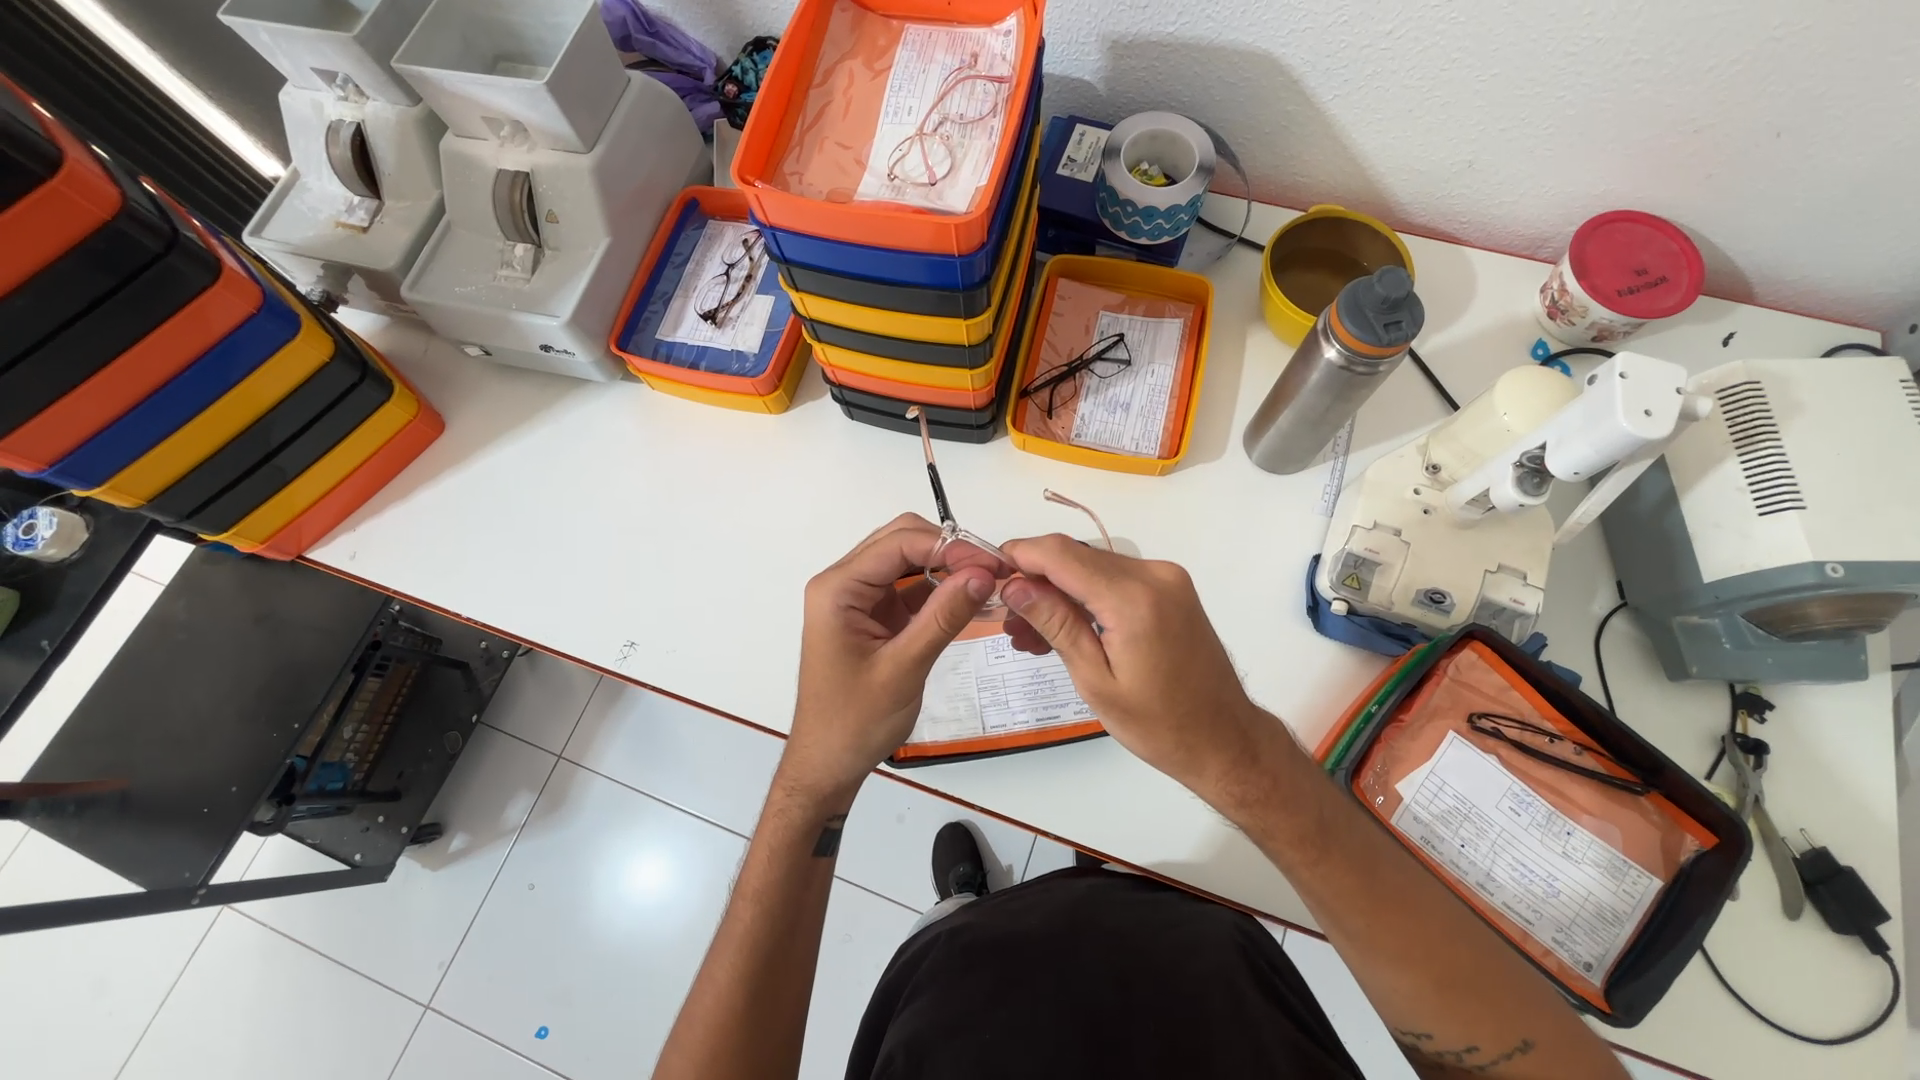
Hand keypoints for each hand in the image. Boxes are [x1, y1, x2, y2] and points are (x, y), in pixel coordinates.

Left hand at [784, 514, 995, 795]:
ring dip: (945, 565)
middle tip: (993, 569)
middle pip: (900, 541)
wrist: (828, 763)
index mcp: (837, 590)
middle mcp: (843, 584)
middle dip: (948, 548)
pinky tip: (969, 597)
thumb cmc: (855, 721)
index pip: (898, 544)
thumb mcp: (903, 668)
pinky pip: (907, 588)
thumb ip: (943, 618)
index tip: (992, 564)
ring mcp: (857, 600)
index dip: (948, 546)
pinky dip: (938, 589)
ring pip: (905, 561)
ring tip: (988, 579)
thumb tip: (982, 575)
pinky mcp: (872, 616)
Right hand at [998, 535, 1291, 800]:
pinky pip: (1113, 579)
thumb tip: (1014, 585)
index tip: (987, 572)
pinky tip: (1062, 628)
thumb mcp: (1095, 680)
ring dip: (1057, 591)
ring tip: (1028, 634)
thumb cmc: (1158, 724)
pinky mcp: (1170, 588)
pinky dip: (1084, 597)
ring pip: (1091, 566)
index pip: (1061, 554)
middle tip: (1007, 620)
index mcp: (1134, 598)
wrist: (1224, 738)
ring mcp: (1165, 578)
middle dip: (1034, 580)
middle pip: (1075, 556)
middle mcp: (1153, 574)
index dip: (1019, 555)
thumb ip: (1056, 624)